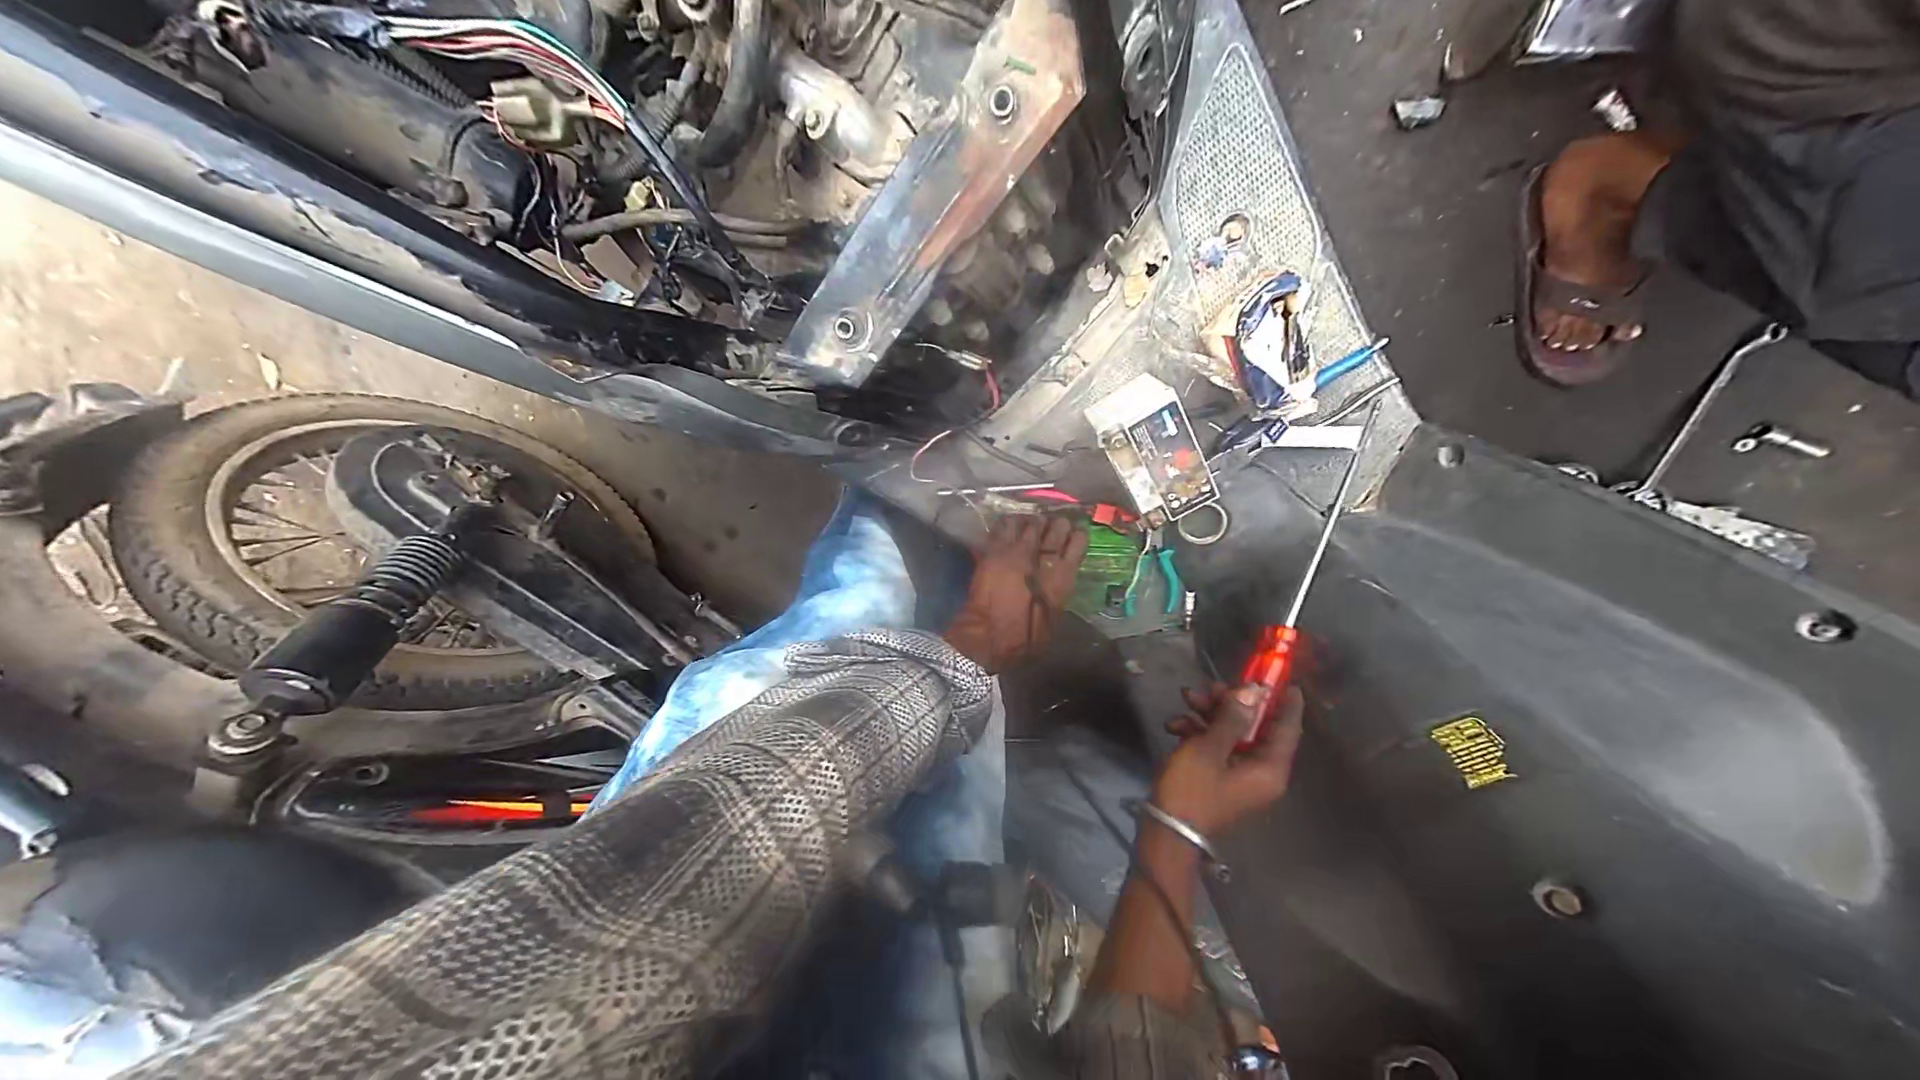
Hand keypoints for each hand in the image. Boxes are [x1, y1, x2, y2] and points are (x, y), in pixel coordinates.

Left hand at [943, 515, 1087, 672]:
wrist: (992, 634)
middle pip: (1056, 526)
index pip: (1079, 541)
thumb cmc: (1027, 635)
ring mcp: (1018, 549)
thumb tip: (1058, 578)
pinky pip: (1004, 526)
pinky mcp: (995, 549)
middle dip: (1055, 523)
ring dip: (1031, 522)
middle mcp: (1045, 557)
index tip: (1073, 534)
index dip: (1076, 535)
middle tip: (1051, 526)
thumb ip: (1058, 588)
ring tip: (1028, 525)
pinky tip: (1008, 526)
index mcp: (1064, 575)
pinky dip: (1008, 524)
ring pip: (1030, 521)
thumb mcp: (1054, 613)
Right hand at [1151, 683, 1304, 835]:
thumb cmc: (1192, 789)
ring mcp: (1239, 778)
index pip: (1287, 730)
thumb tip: (1256, 691)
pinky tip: (1175, 725)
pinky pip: (1217, 749)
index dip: (1287, 703)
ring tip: (1185, 699)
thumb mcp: (1209, 748)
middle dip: (1231, 704)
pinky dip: (1199, 733)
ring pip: (1232, 734)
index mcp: (1269, 769)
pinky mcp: (1219, 780)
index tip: (1286, 681)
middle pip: (1255, 728)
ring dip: (1209, 715)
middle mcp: (1261, 774)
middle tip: (1210, 686)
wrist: (1166, 832)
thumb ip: (1233, 717)